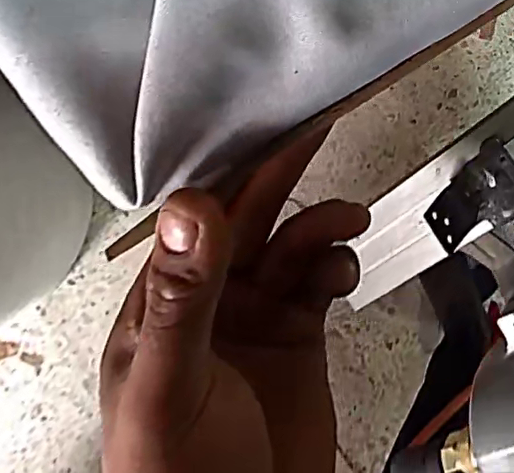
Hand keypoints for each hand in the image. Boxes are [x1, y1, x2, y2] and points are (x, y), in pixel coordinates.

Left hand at [100, 125, 371, 472]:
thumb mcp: (174, 388)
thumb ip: (183, 299)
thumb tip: (190, 208)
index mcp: (165, 305)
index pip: (199, 217)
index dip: (234, 168)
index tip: (267, 126)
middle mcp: (211, 301)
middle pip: (250, 215)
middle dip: (283, 171)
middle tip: (316, 128)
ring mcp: (257, 315)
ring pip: (294, 241)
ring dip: (323, 223)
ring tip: (347, 220)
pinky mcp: (298, 329)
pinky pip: (323, 274)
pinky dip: (338, 263)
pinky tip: (342, 274)